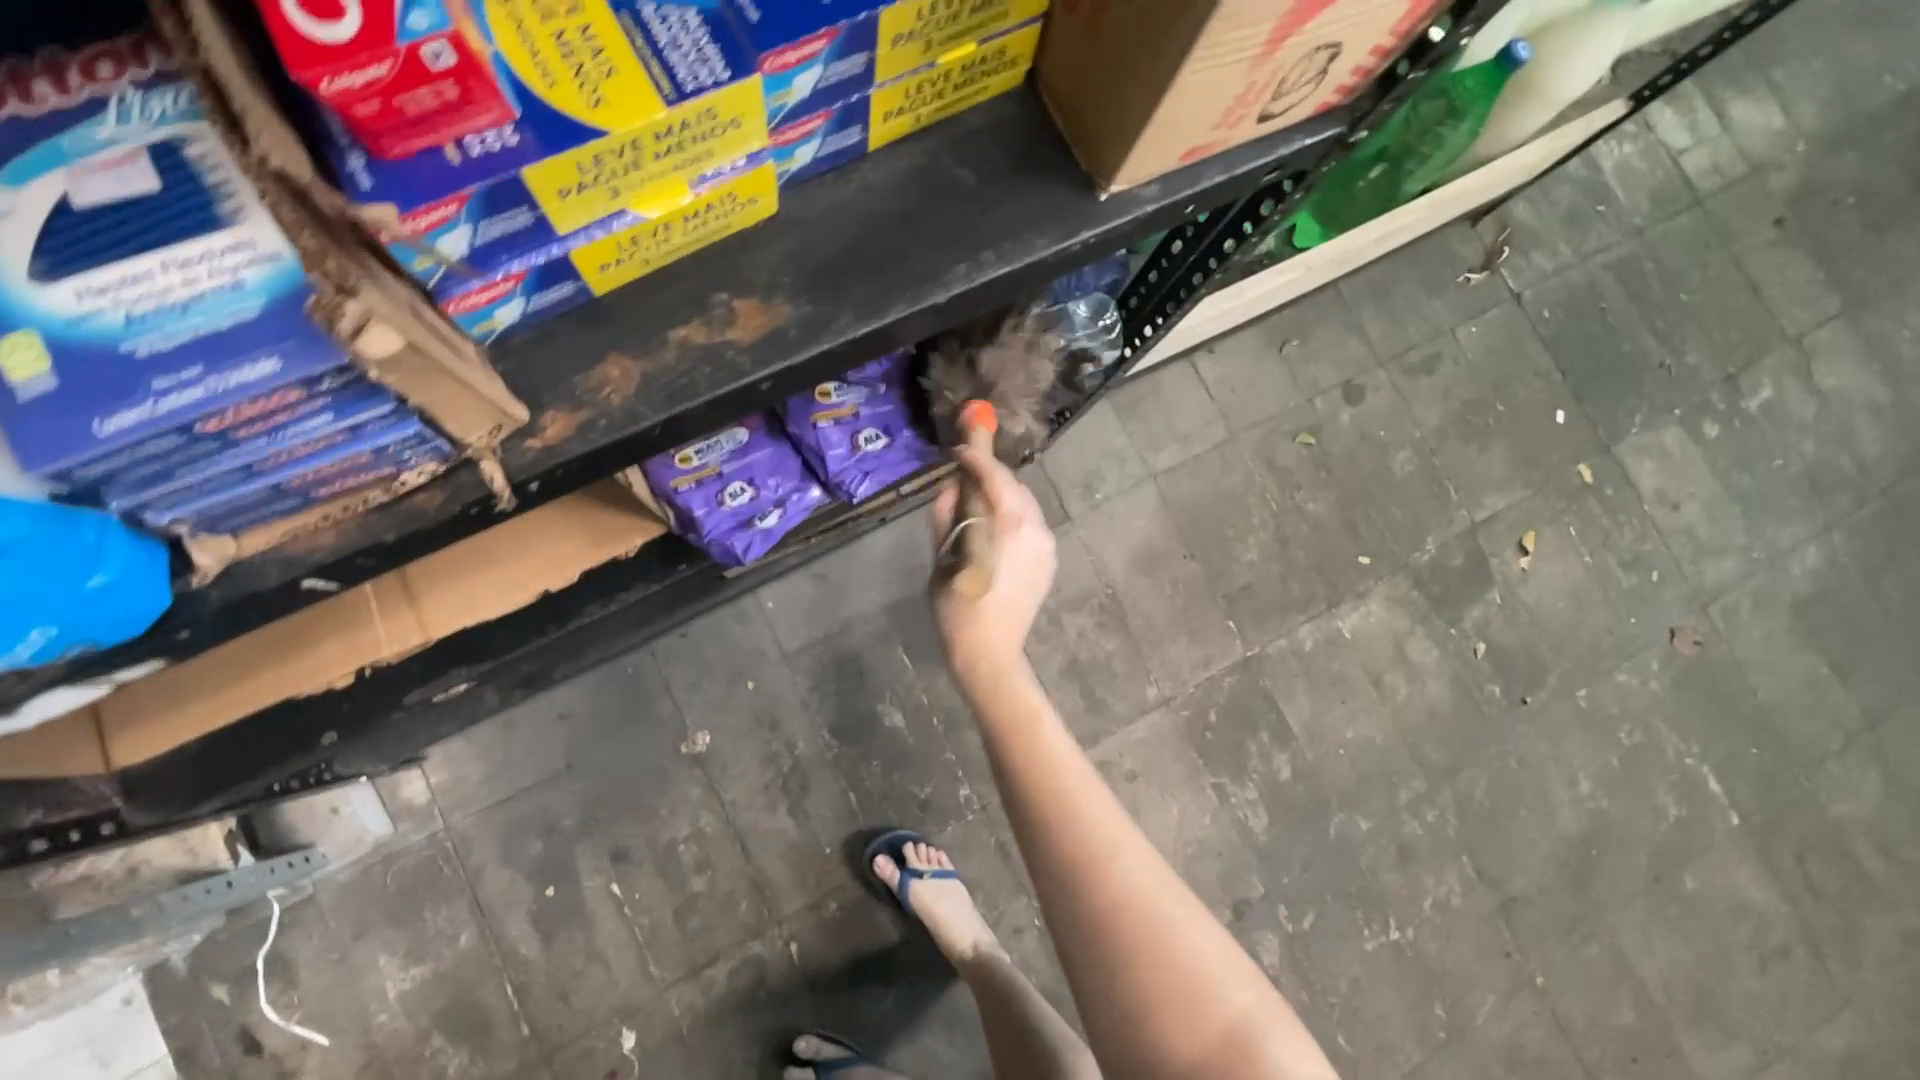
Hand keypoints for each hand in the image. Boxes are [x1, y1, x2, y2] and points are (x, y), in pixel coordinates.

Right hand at [929, 446, 1056, 683]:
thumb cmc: (958, 607)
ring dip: (1002, 497)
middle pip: (1014, 487)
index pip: (995, 476)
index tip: (960, 447)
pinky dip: (1013, 518)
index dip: (977, 457)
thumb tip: (952, 487)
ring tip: (977, 505)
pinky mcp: (1049, 560)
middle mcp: (1035, 528)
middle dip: (991, 477)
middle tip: (965, 476)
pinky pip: (1031, 526)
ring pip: (1025, 505)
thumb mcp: (943, 557)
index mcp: (1008, 525)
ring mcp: (1046, 546)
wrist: (990, 652)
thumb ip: (947, 515)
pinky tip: (994, 531)